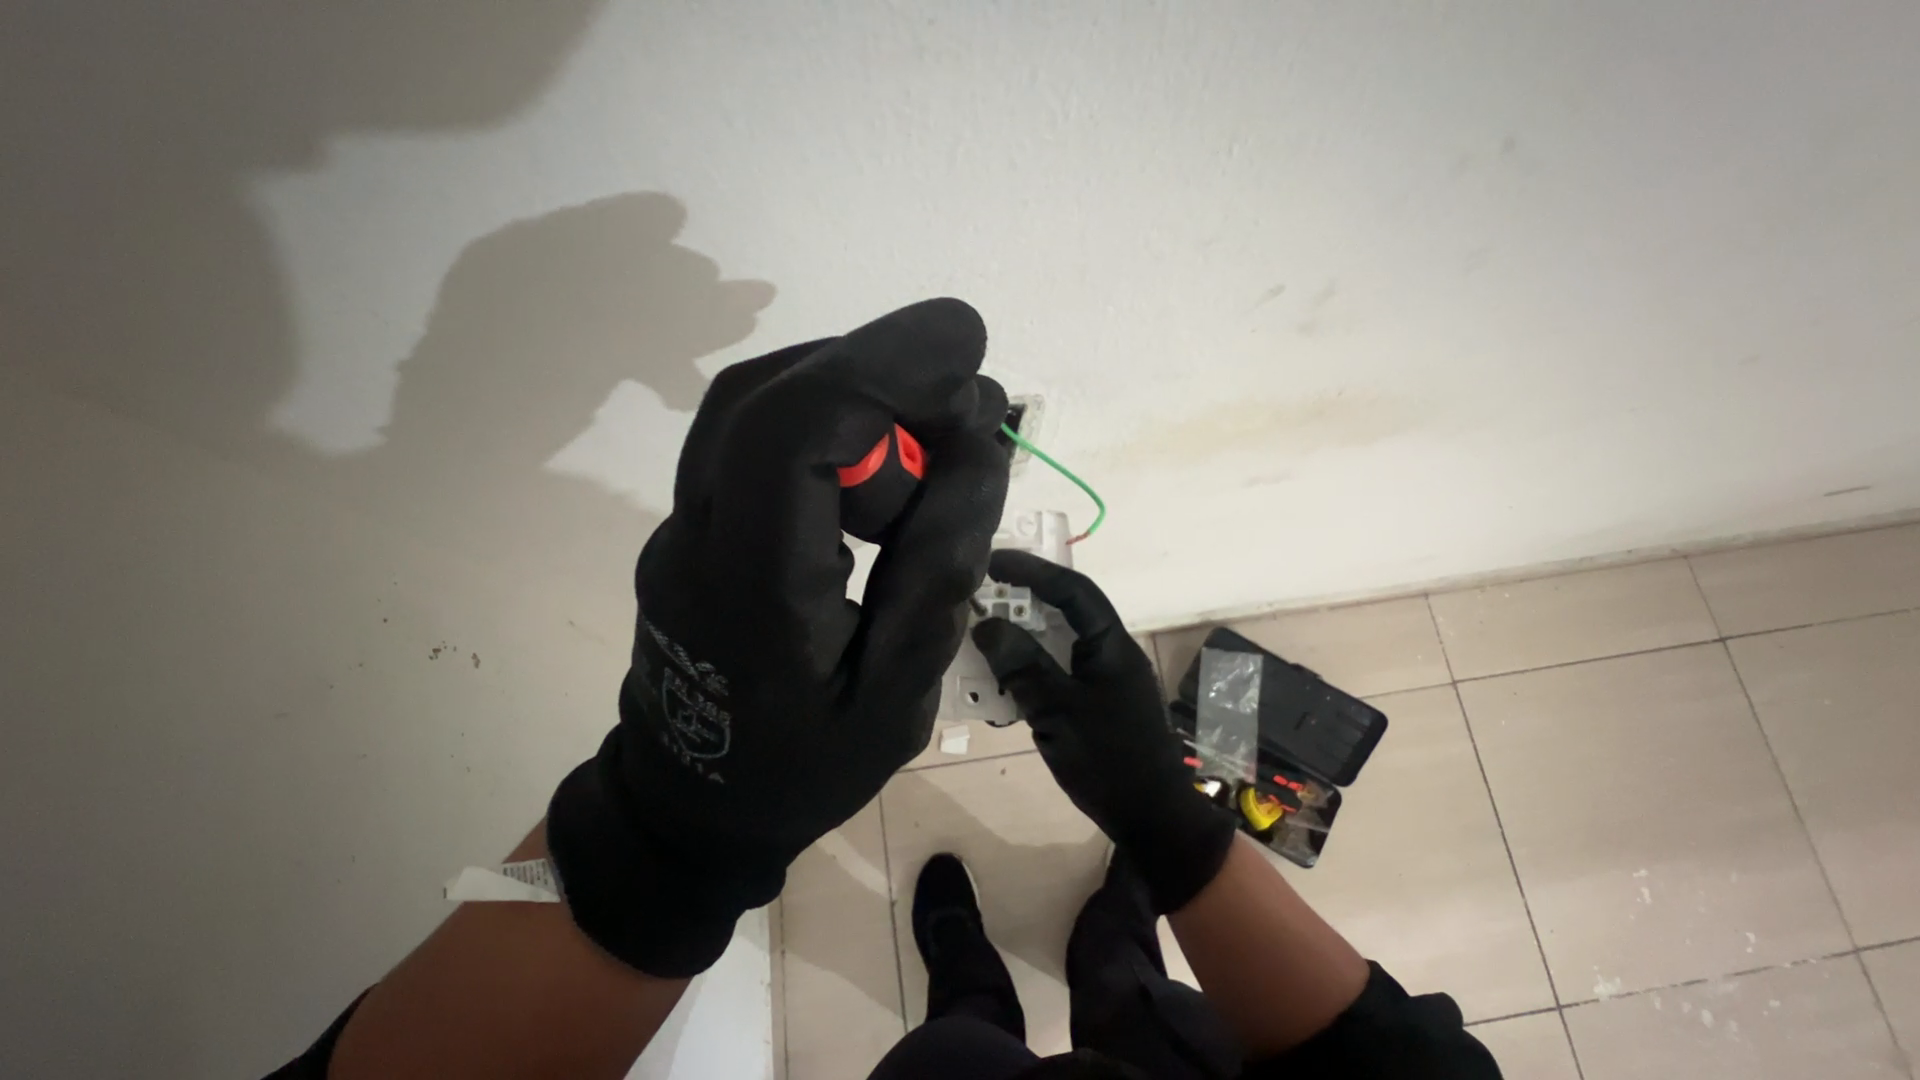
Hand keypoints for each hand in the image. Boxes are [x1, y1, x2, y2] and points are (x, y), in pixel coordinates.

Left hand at [548, 298, 1010, 976]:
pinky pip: (749, 436)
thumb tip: (977, 446)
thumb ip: (939, 571)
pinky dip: (823, 413)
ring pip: (750, 403)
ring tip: (930, 418)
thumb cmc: (803, 769)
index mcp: (750, 592)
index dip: (883, 374)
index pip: (792, 438)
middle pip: (763, 397)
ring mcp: (679, 523)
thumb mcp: (898, 698)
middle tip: (965, 386)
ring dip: (849, 383)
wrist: (690, 806)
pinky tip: (878, 449)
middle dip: (877, 366)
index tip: (969, 359)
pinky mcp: (689, 522)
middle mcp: (695, 537)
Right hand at [970, 550, 1235, 912]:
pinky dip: (1031, 670)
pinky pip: (1059, 672)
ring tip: (985, 635)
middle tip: (983, 595)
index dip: (1033, 571)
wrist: (1150, 817)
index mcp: (1111, 645)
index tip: (993, 562)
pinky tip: (1003, 682)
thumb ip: (1022, 665)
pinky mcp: (1096, 704)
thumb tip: (986, 624)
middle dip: (1024, 601)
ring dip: (1023, 638)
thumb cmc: (1108, 760)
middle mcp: (1111, 654)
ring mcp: (1105, 680)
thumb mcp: (1058, 710)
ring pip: (1059, 644)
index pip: (1073, 590)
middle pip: (1066, 613)